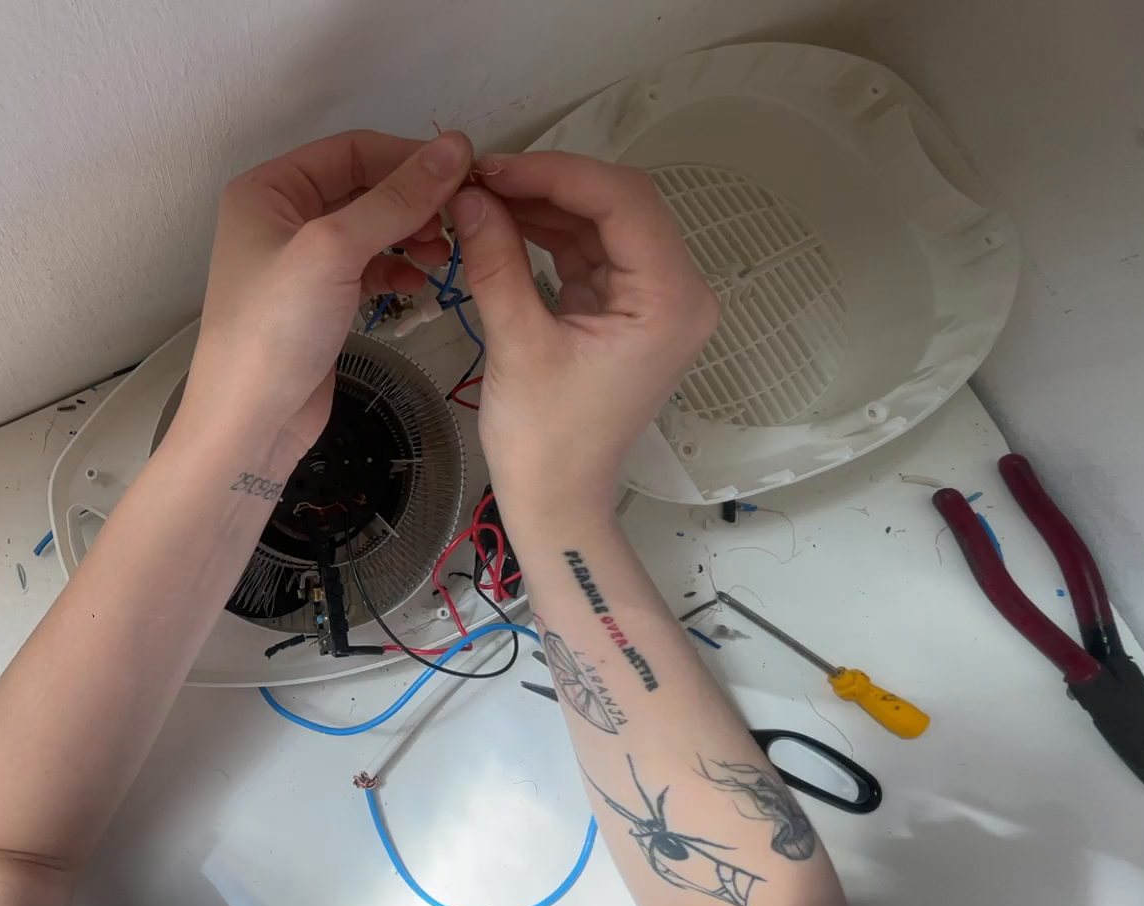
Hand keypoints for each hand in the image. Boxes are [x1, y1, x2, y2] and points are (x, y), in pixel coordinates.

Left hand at [175, 130, 473, 465]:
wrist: (250, 422)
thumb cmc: (273, 332)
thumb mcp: (333, 250)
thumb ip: (394, 199)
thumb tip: (454, 149)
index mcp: (267, 191)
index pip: (350, 150)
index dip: (407, 159)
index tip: (461, 176)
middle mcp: (279, 221)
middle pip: (362, 189)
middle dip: (411, 203)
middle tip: (454, 224)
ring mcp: (298, 266)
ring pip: (368, 232)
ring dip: (408, 238)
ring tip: (441, 257)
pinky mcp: (316, 305)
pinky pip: (364, 271)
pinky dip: (394, 271)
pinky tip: (417, 284)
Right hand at [449, 151, 718, 511]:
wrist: (552, 497)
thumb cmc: (541, 438)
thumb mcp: (517, 346)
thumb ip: (496, 265)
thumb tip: (469, 199)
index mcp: (669, 299)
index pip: (623, 202)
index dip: (555, 174)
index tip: (492, 169)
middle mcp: (674, 292)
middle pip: (617, 208)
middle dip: (548, 187)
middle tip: (481, 181)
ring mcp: (649, 303)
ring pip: (599, 230)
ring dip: (543, 211)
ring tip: (483, 200)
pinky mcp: (620, 315)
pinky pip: (587, 260)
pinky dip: (547, 242)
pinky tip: (505, 227)